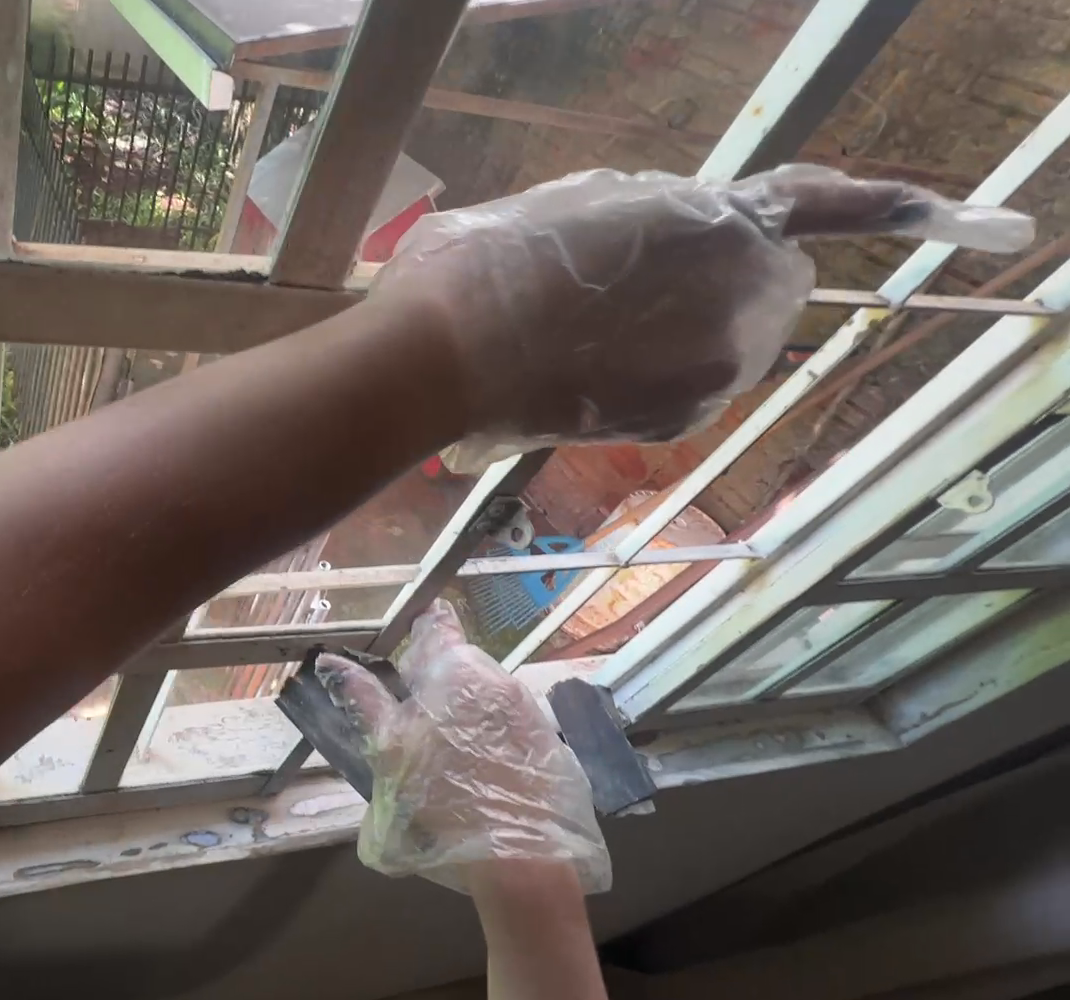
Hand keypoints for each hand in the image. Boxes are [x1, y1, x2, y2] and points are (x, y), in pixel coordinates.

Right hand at [316, 600, 609, 893]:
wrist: (521, 863)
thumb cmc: (441, 795)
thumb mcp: (388, 746)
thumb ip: (361, 698)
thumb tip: (328, 660)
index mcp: (457, 670)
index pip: (436, 626)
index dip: (417, 627)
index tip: (402, 634)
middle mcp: (499, 679)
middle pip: (457, 662)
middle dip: (431, 678)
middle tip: (405, 712)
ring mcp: (528, 711)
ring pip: (480, 694)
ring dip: (457, 707)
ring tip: (437, 746)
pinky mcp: (546, 744)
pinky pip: (504, 722)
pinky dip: (483, 732)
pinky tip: (471, 769)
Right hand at [368, 165, 1033, 472]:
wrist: (437, 359)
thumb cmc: (479, 271)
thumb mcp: (556, 209)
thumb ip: (627, 210)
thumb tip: (643, 238)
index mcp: (709, 218)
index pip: (815, 204)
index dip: (866, 206)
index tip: (938, 217)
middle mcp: (736, 293)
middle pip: (765, 284)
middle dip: (717, 282)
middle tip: (627, 292)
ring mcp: (708, 364)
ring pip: (728, 341)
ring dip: (679, 334)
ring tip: (586, 338)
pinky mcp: (669, 418)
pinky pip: (690, 388)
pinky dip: (655, 378)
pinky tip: (586, 373)